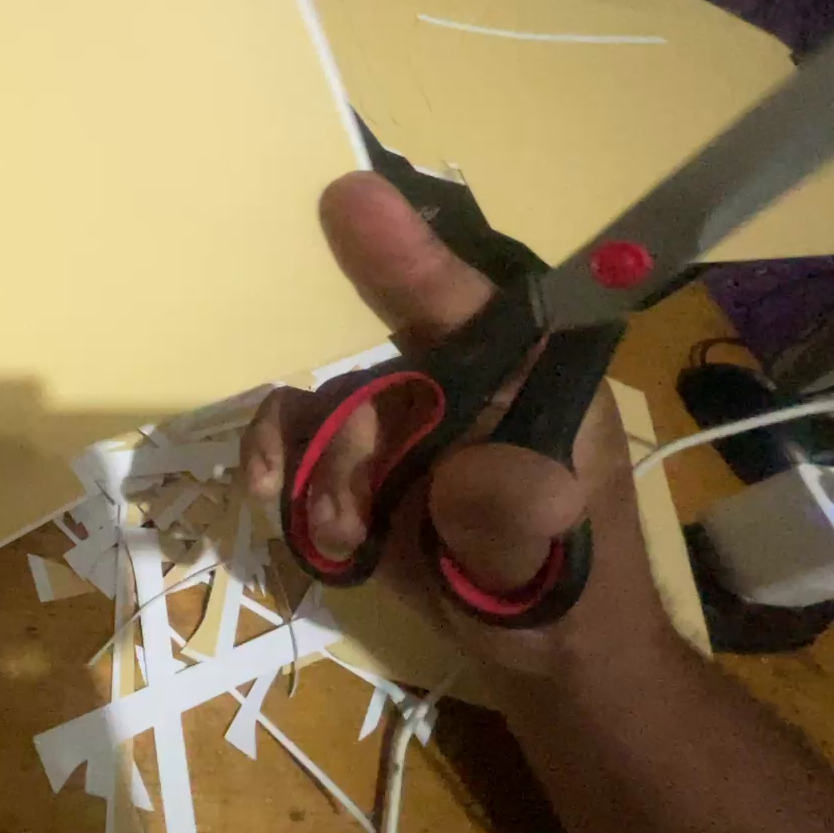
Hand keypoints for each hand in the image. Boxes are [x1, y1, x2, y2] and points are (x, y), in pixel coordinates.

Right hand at [243, 173, 673, 678]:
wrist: (523, 636)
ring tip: (341, 526)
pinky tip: (276, 499)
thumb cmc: (558, 571)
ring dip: (315, 467)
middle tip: (357, 500)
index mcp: (514, 367)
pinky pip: (288, 431)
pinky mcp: (344, 443)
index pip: (455, 293)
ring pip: (313, 399)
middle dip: (348, 436)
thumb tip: (470, 468)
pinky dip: (275, 461)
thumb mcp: (544, 541)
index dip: (400, 248)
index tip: (347, 196)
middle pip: (359, 356)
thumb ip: (510, 503)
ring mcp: (387, 407)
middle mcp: (444, 370)